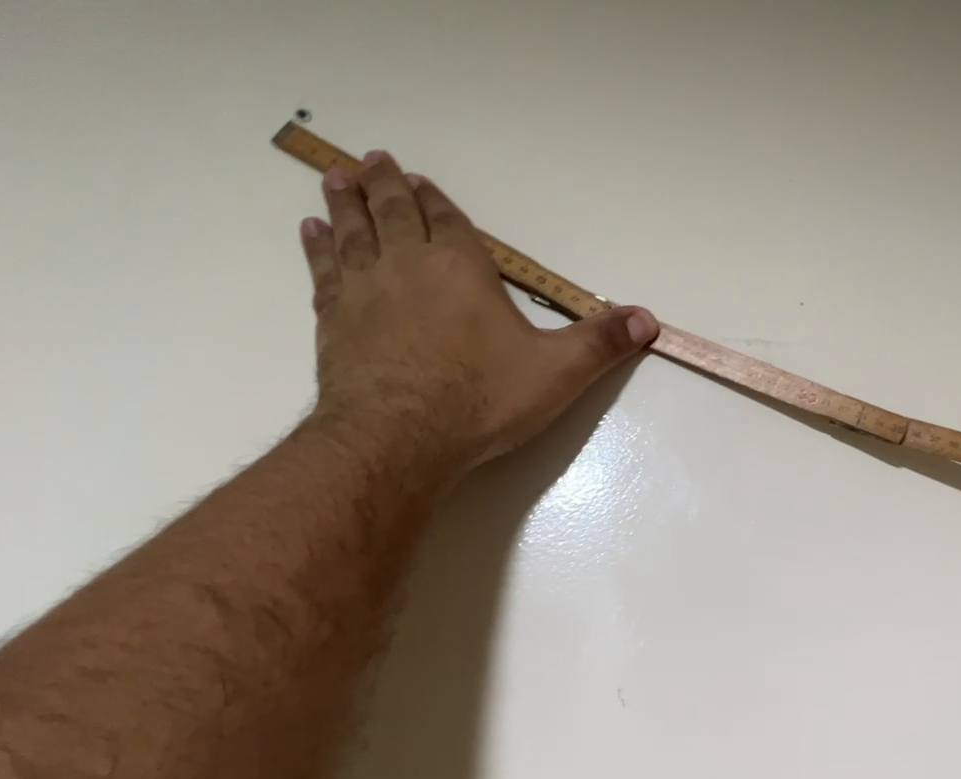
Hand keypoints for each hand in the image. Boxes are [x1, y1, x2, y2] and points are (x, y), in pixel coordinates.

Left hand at [299, 150, 657, 467]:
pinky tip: (312, 232)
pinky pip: (324, 270)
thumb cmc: (483, 400)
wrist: (399, 436)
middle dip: (386, 186)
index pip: (447, 221)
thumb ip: (601, 343)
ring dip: (346, 204)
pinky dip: (318, 248)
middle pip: (394, 213)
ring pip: (352, 232)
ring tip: (336, 179)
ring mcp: (364, 291)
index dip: (435, 200)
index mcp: (462, 268)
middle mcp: (408, 266)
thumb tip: (649, 319)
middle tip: (371, 160)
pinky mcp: (334, 321)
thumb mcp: (558, 372)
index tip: (420, 179)